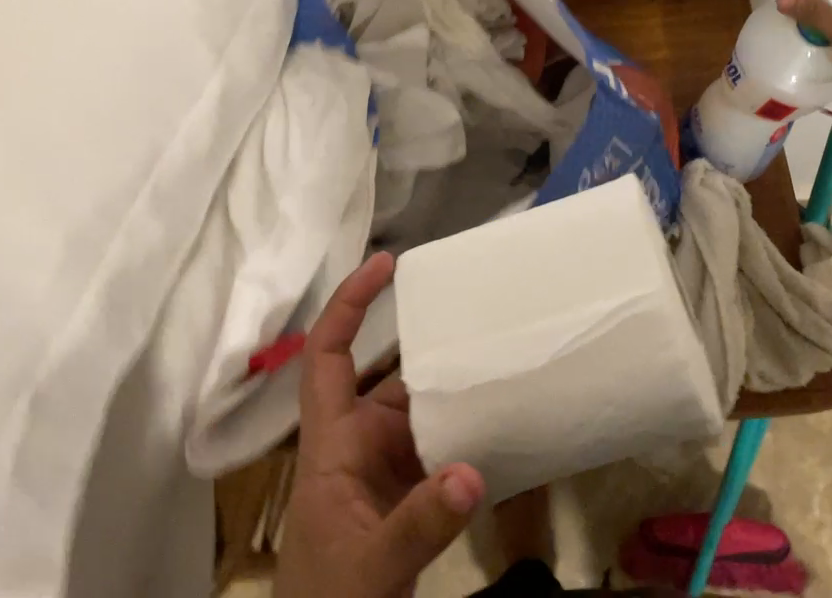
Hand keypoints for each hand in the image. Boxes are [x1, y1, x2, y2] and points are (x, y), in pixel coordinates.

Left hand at [275, 252, 484, 597]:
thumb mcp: (368, 566)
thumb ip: (417, 524)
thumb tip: (470, 474)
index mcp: (333, 444)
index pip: (327, 357)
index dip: (349, 305)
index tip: (386, 265)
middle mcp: (359, 444)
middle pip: (392, 377)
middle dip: (431, 346)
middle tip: (481, 314)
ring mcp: (386, 469)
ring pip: (423, 412)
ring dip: (457, 392)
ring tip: (503, 358)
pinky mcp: (411, 494)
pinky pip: (443, 448)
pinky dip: (469, 433)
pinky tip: (504, 420)